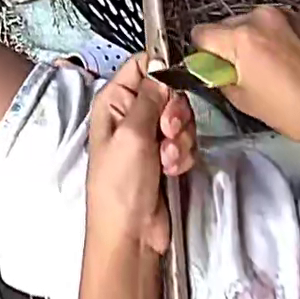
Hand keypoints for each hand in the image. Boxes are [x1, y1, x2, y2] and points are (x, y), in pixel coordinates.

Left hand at [85, 52, 196, 254]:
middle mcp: (131, 112)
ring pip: (180, 117)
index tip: (175, 87)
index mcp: (114, 100)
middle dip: (174, 112)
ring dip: (180, 138)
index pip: (142, 65)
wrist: (131, 235)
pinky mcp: (165, 154)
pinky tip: (172, 170)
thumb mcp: (132, 134)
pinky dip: (183, 153)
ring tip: (166, 159)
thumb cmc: (120, 184)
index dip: (163, 71)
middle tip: (167, 132)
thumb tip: (161, 63)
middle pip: (167, 90)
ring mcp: (149, 134)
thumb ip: (149, 97)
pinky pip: (185, 140)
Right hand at [192, 6, 299, 150]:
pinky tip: (287, 60)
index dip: (204, 53)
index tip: (214, 67)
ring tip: (269, 66)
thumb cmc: (293, 111)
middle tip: (244, 72)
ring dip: (251, 39)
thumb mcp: (243, 100)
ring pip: (250, 22)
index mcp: (240, 38)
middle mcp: (259, 17)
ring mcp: (284, 15)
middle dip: (228, 45)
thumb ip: (219, 77)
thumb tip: (210, 68)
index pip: (201, 33)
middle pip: (225, 25)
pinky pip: (274, 23)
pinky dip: (273, 37)